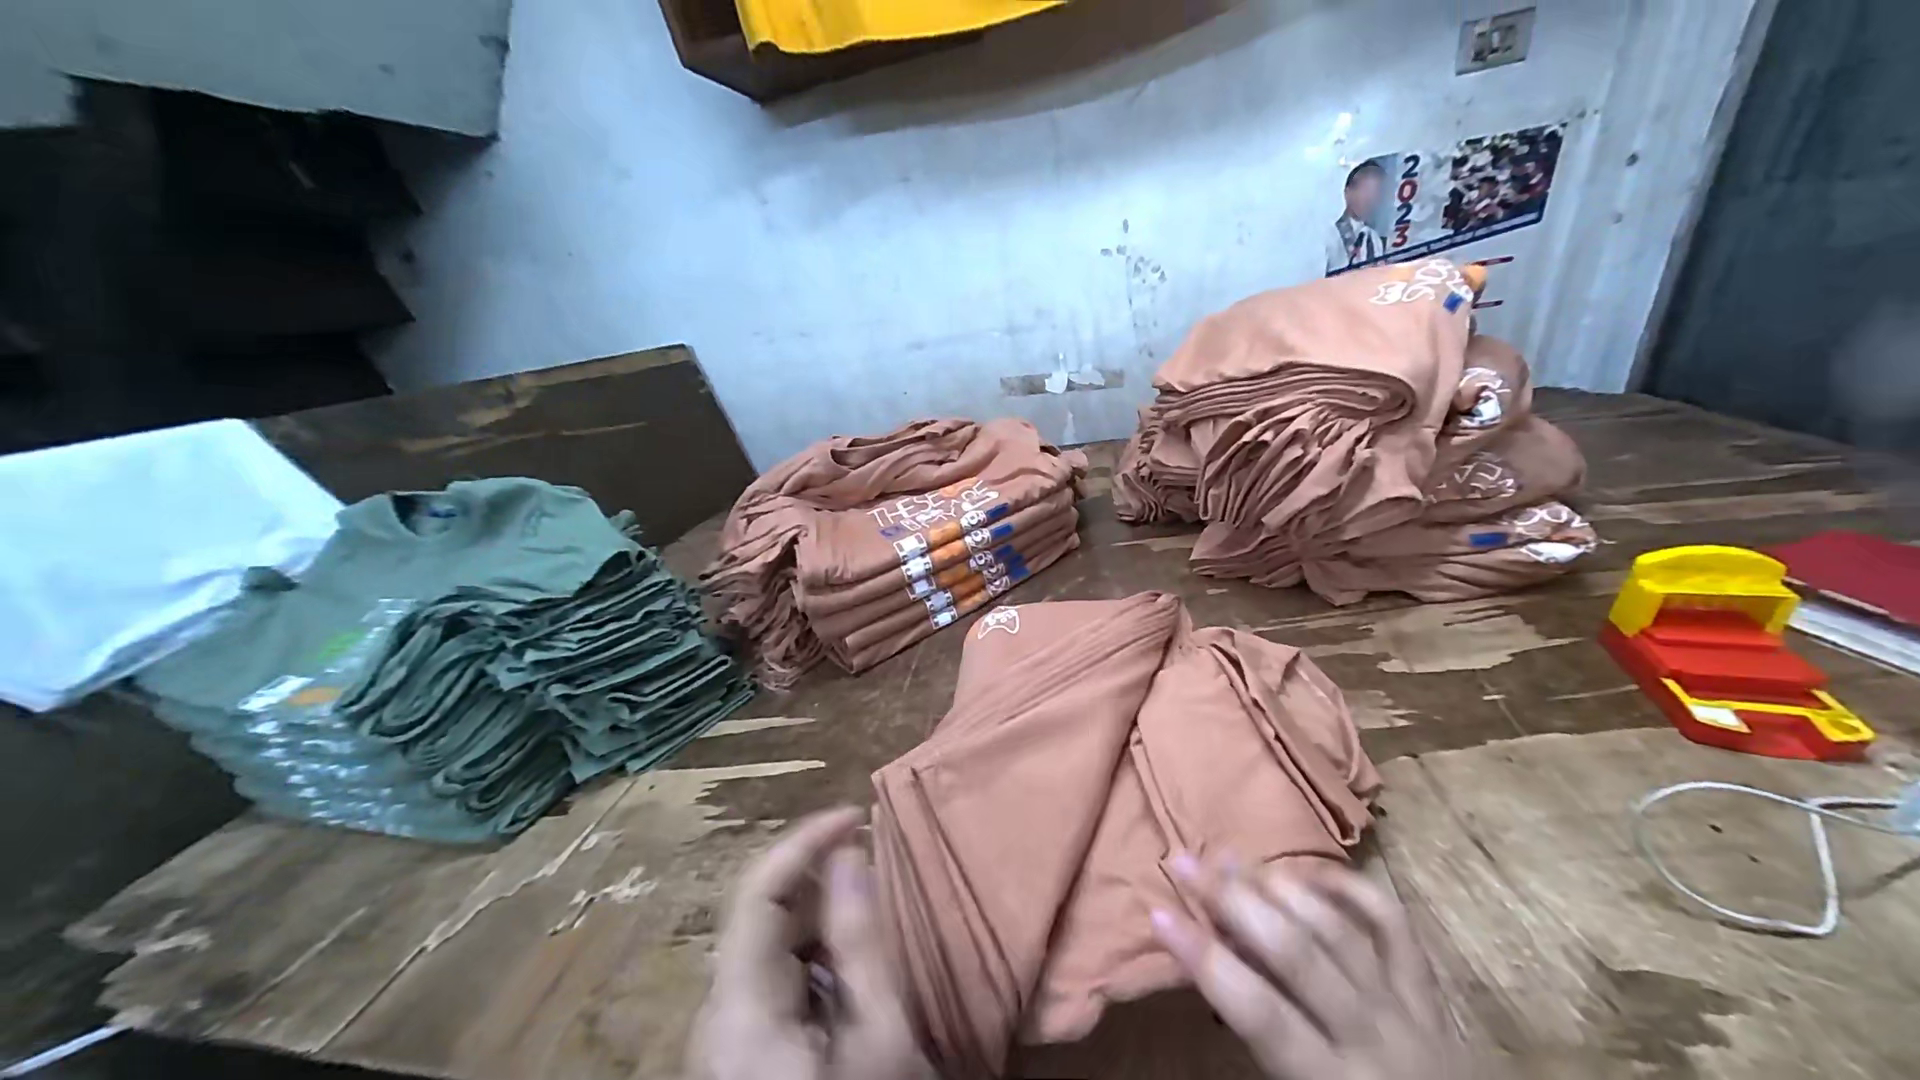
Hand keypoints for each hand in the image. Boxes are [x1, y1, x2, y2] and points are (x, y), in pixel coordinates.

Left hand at [687, 807, 932, 1079]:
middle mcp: (717, 1012)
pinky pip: (773, 975)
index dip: (804, 840)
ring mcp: (725, 1032)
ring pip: (768, 943)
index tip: (854, 813)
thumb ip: (861, 938)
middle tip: (872, 862)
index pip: (757, 893)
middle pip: (760, 915)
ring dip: (819, 916)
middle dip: (818, 880)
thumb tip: (851, 853)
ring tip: (867, 910)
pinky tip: (849, 964)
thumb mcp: (879, 1033)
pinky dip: (813, 954)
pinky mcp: (740, 1046)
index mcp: (740, 1008)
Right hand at [1151, 853, 1457, 1079]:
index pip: (1259, 1011)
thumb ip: (1258, 1033)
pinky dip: (1352, 889)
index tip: (1158, 913)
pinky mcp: (1430, 990)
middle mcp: (1372, 1037)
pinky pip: (1394, 925)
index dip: (1205, 959)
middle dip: (1233, 901)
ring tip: (1232, 857)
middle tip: (1186, 861)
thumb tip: (1211, 960)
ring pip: (1337, 930)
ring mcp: (1407, 1007)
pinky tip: (1311, 871)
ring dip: (1278, 887)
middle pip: (1296, 953)